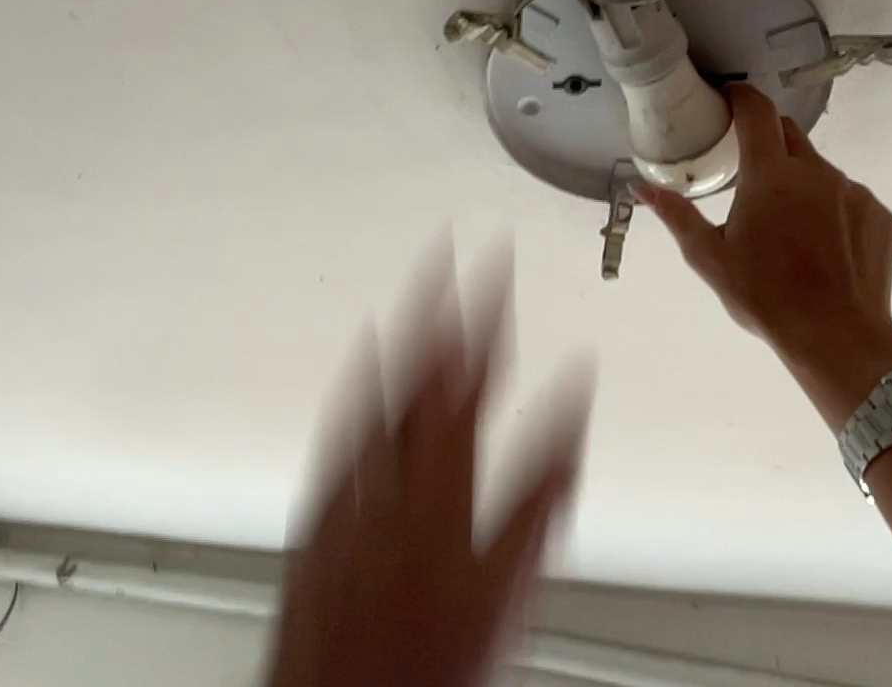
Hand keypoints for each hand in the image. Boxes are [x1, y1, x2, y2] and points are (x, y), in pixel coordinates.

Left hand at [267, 251, 591, 686]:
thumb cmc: (433, 651)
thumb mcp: (511, 580)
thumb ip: (542, 491)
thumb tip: (569, 411)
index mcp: (448, 487)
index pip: (476, 378)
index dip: (490, 313)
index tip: (502, 264)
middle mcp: (395, 473)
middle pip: (425, 368)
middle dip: (446, 297)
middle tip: (459, 245)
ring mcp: (354, 481)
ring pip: (382, 382)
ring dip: (404, 321)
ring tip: (423, 270)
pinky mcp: (323, 497)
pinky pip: (343, 419)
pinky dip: (360, 372)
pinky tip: (368, 342)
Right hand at [637, 84, 891, 423]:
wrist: (837, 336)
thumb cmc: (763, 296)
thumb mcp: (708, 257)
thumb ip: (677, 215)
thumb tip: (642, 189)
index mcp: (770, 175)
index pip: (756, 112)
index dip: (741, 96)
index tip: (729, 97)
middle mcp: (816, 172)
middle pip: (788, 134)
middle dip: (766, 140)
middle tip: (747, 169)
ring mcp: (854, 192)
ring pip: (818, 170)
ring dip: (798, 181)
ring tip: (786, 226)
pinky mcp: (880, 216)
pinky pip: (847, 197)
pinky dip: (829, 208)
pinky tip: (819, 245)